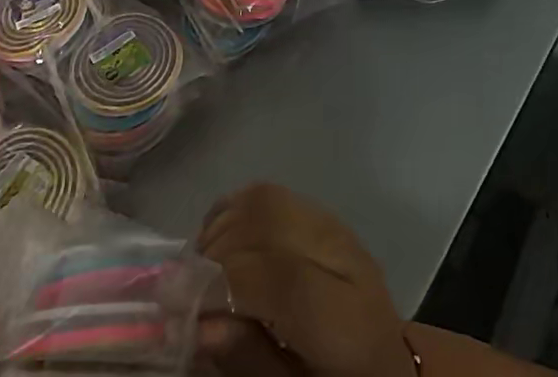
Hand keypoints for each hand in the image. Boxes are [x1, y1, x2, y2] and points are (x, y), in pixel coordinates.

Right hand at [196, 184, 415, 376]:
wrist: (381, 360)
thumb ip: (248, 358)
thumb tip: (199, 325)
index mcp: (342, 313)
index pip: (279, 273)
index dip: (221, 281)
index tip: (176, 302)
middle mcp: (342, 255)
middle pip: (269, 219)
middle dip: (216, 249)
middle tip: (187, 290)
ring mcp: (336, 229)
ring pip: (268, 199)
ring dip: (224, 225)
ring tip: (205, 269)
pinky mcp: (326, 218)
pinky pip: (276, 197)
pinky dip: (239, 211)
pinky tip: (226, 244)